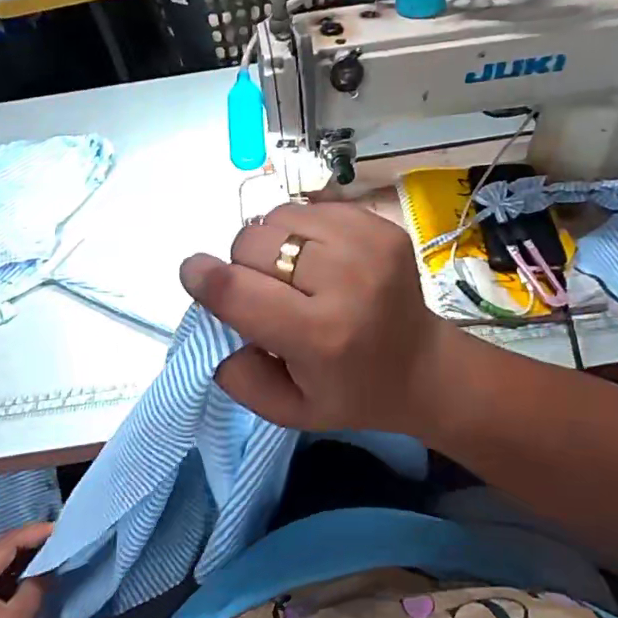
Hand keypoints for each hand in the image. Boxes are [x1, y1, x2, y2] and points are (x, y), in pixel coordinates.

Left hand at [0, 524, 54, 617]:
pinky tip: (35, 579)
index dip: (34, 533)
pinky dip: (17, 578)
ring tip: (50, 553)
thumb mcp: (21, 617)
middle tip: (57, 536)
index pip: (5, 545)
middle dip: (27, 541)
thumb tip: (49, 565)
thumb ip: (37, 584)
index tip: (61, 528)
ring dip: (23, 560)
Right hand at [179, 203, 463, 434]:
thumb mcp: (289, 409)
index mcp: (321, 336)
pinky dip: (302, 229)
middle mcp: (347, 281)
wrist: (424, 365)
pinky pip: (312, 207)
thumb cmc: (352, 392)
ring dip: (272, 242)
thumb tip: (214, 312)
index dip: (204, 277)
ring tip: (293, 272)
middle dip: (242, 265)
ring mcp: (369, 245)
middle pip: (253, 242)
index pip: (240, 290)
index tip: (194, 273)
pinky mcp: (382, 225)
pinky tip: (319, 257)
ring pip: (279, 216)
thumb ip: (239, 375)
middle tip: (265, 290)